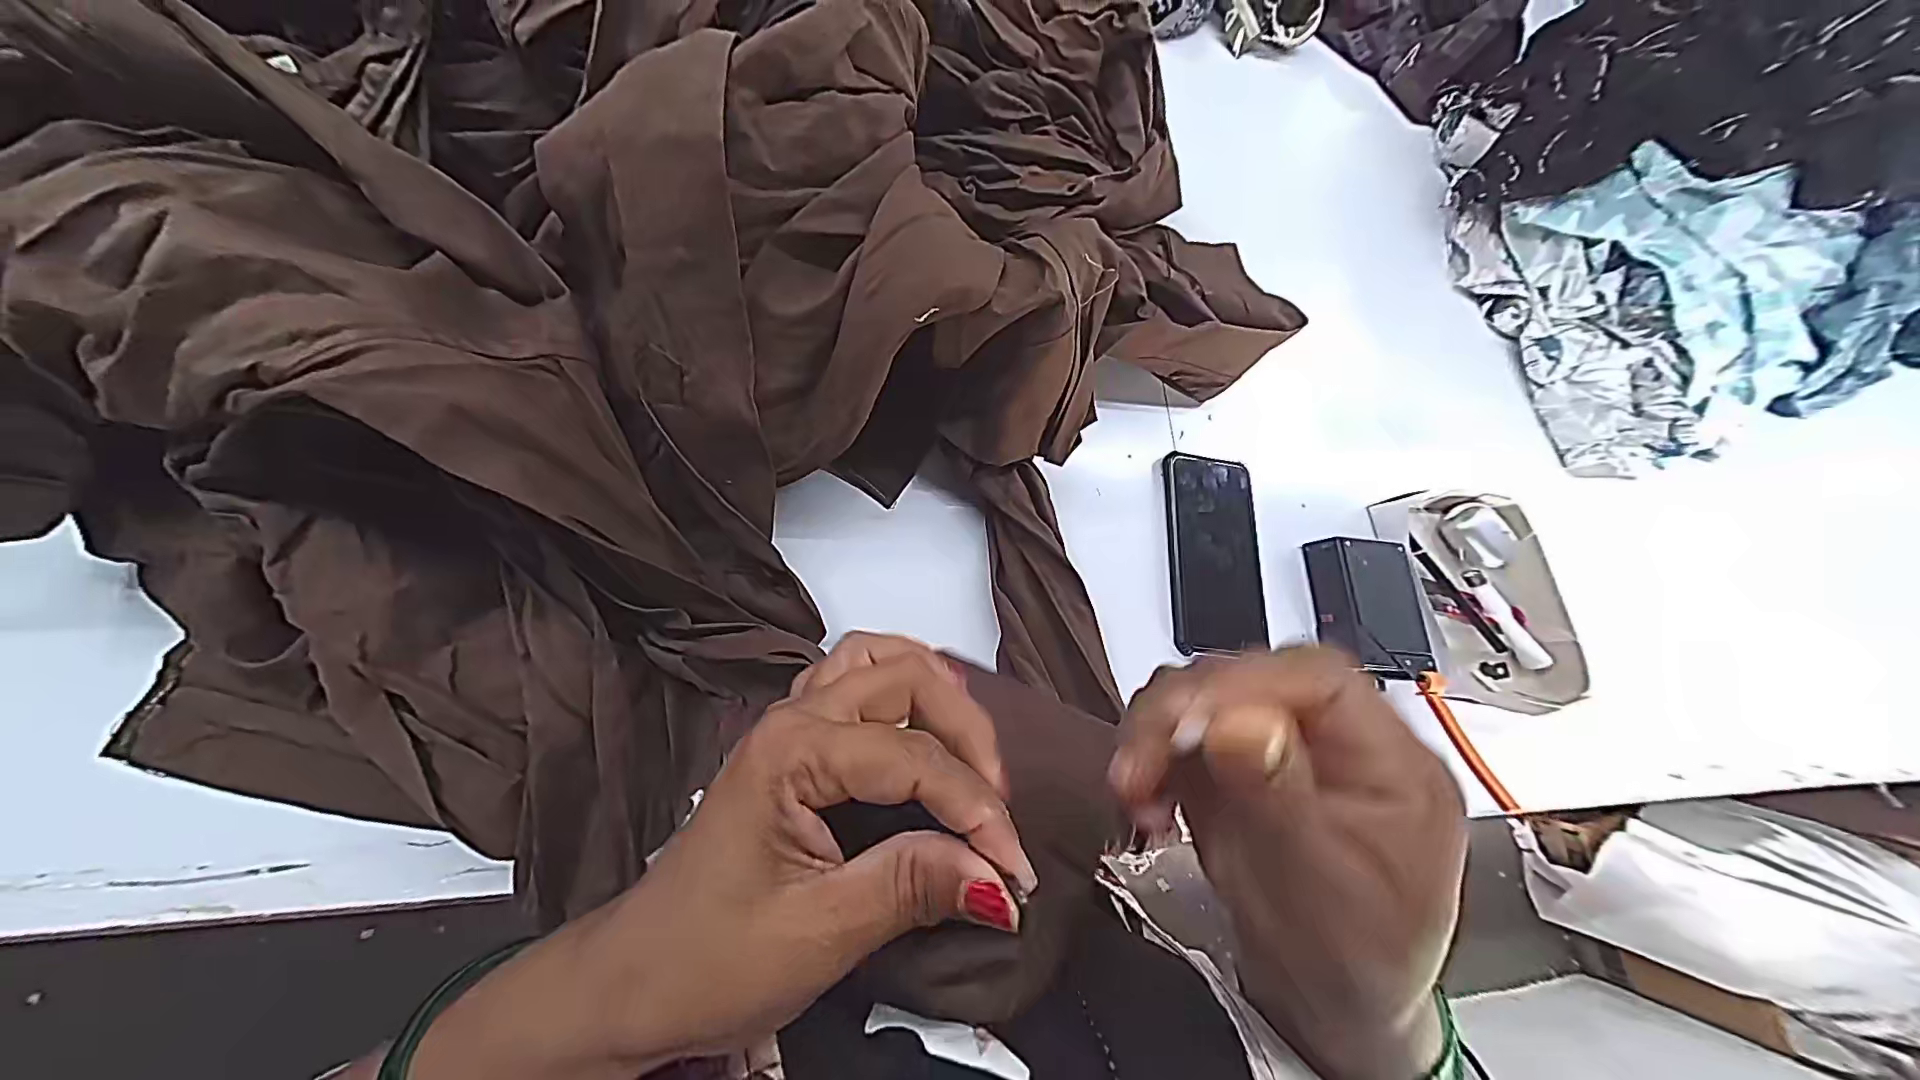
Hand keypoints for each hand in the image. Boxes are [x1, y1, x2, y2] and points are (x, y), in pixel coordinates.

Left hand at [403, 634, 1036, 1079]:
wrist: (631, 978)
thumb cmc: (711, 960)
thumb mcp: (819, 932)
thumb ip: (912, 886)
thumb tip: (999, 876)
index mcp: (792, 751)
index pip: (912, 757)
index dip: (975, 809)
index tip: (1014, 870)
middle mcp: (794, 715)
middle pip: (905, 678)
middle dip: (967, 733)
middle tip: (997, 804)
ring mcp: (791, 718)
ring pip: (878, 658)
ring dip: (936, 690)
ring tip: (973, 748)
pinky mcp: (795, 738)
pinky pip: (857, 678)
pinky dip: (902, 685)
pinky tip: (922, 720)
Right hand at [1108, 647, 1466, 1079]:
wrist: (1318, 998)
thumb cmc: (1349, 958)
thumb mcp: (1318, 886)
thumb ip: (1279, 798)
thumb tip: (1237, 722)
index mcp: (1387, 762)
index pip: (1315, 679)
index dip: (1243, 685)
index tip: (1188, 720)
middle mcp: (1329, 738)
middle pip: (1245, 677)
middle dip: (1179, 711)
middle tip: (1142, 762)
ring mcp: (1274, 743)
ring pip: (1200, 693)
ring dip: (1153, 730)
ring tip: (1136, 785)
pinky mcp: (1229, 756)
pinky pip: (1175, 726)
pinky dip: (1147, 751)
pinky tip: (1144, 793)